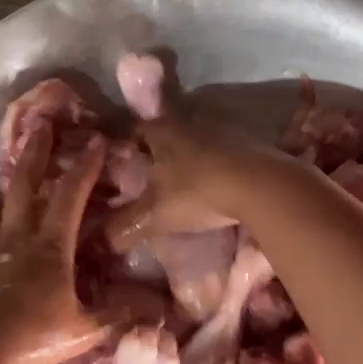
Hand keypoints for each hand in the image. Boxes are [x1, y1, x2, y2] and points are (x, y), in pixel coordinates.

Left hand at [0, 129, 108, 363]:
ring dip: (2, 193)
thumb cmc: (30, 342)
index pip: (71, 194)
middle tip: (42, 125)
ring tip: (7, 189)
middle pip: (23, 181)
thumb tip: (159, 308)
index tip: (96, 141)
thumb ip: (119, 316)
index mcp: (49, 246)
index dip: (86, 166)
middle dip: (36, 150)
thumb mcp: (83, 332)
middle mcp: (13, 235)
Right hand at [106, 116, 290, 248]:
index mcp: (164, 132)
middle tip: (153, 177)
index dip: (128, 144)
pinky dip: (219, 168)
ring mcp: (225, 132)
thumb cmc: (197, 192)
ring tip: (186, 185)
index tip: (123, 162)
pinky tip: (219, 188)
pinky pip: (226, 155)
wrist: (260, 186)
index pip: (138, 129)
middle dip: (161, 153)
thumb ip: (126, 224)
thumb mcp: (155, 214)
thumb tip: (102, 240)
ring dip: (193, 160)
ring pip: (200, 143)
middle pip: (170, 134)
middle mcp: (192, 123)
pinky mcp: (252, 146)